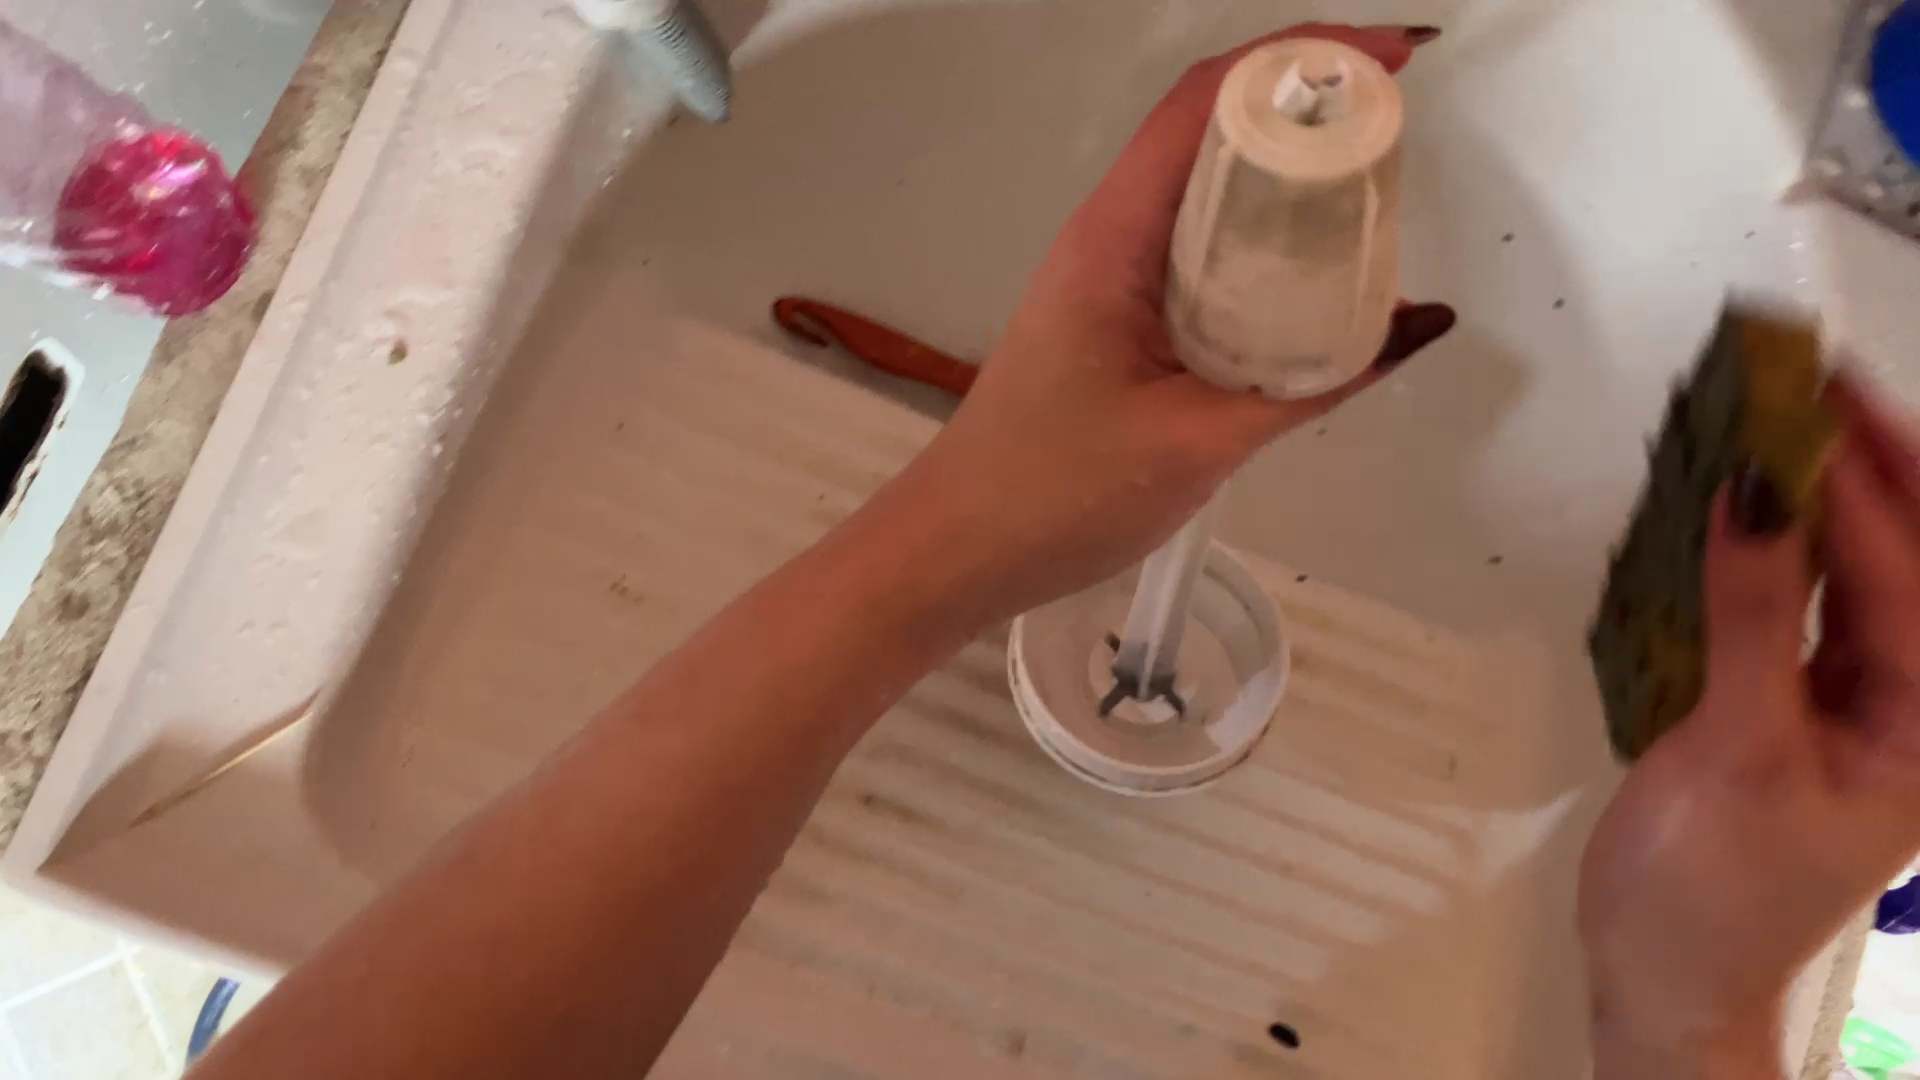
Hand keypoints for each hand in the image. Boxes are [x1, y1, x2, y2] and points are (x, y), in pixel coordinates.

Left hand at [891, 24, 1454, 622]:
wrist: (961, 547)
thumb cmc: (1059, 494)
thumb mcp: (1198, 441)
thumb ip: (1309, 384)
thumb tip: (1416, 328)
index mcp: (1111, 242)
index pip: (1204, 105)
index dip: (1300, 62)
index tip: (1391, 66)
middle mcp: (1101, 248)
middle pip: (1206, 151)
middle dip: (1302, 134)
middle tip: (1389, 166)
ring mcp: (1096, 294)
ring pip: (1198, 220)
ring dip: (1275, 213)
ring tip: (1360, 235)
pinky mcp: (1101, 338)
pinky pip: (1184, 281)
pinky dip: (1245, 278)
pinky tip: (1292, 314)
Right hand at [1578, 375, 1919, 1076]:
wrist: (1662, 957)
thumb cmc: (1708, 873)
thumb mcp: (1736, 746)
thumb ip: (1755, 624)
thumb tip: (1754, 505)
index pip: (1910, 574)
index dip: (1862, 482)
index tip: (1808, 401)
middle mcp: (1909, 702)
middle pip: (1908, 565)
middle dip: (1870, 470)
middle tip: (1810, 386)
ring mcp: (1846, 705)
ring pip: (1853, 582)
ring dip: (1818, 505)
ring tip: (1775, 431)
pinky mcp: (1777, 708)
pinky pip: (1791, 612)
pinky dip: (1769, 557)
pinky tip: (1735, 522)